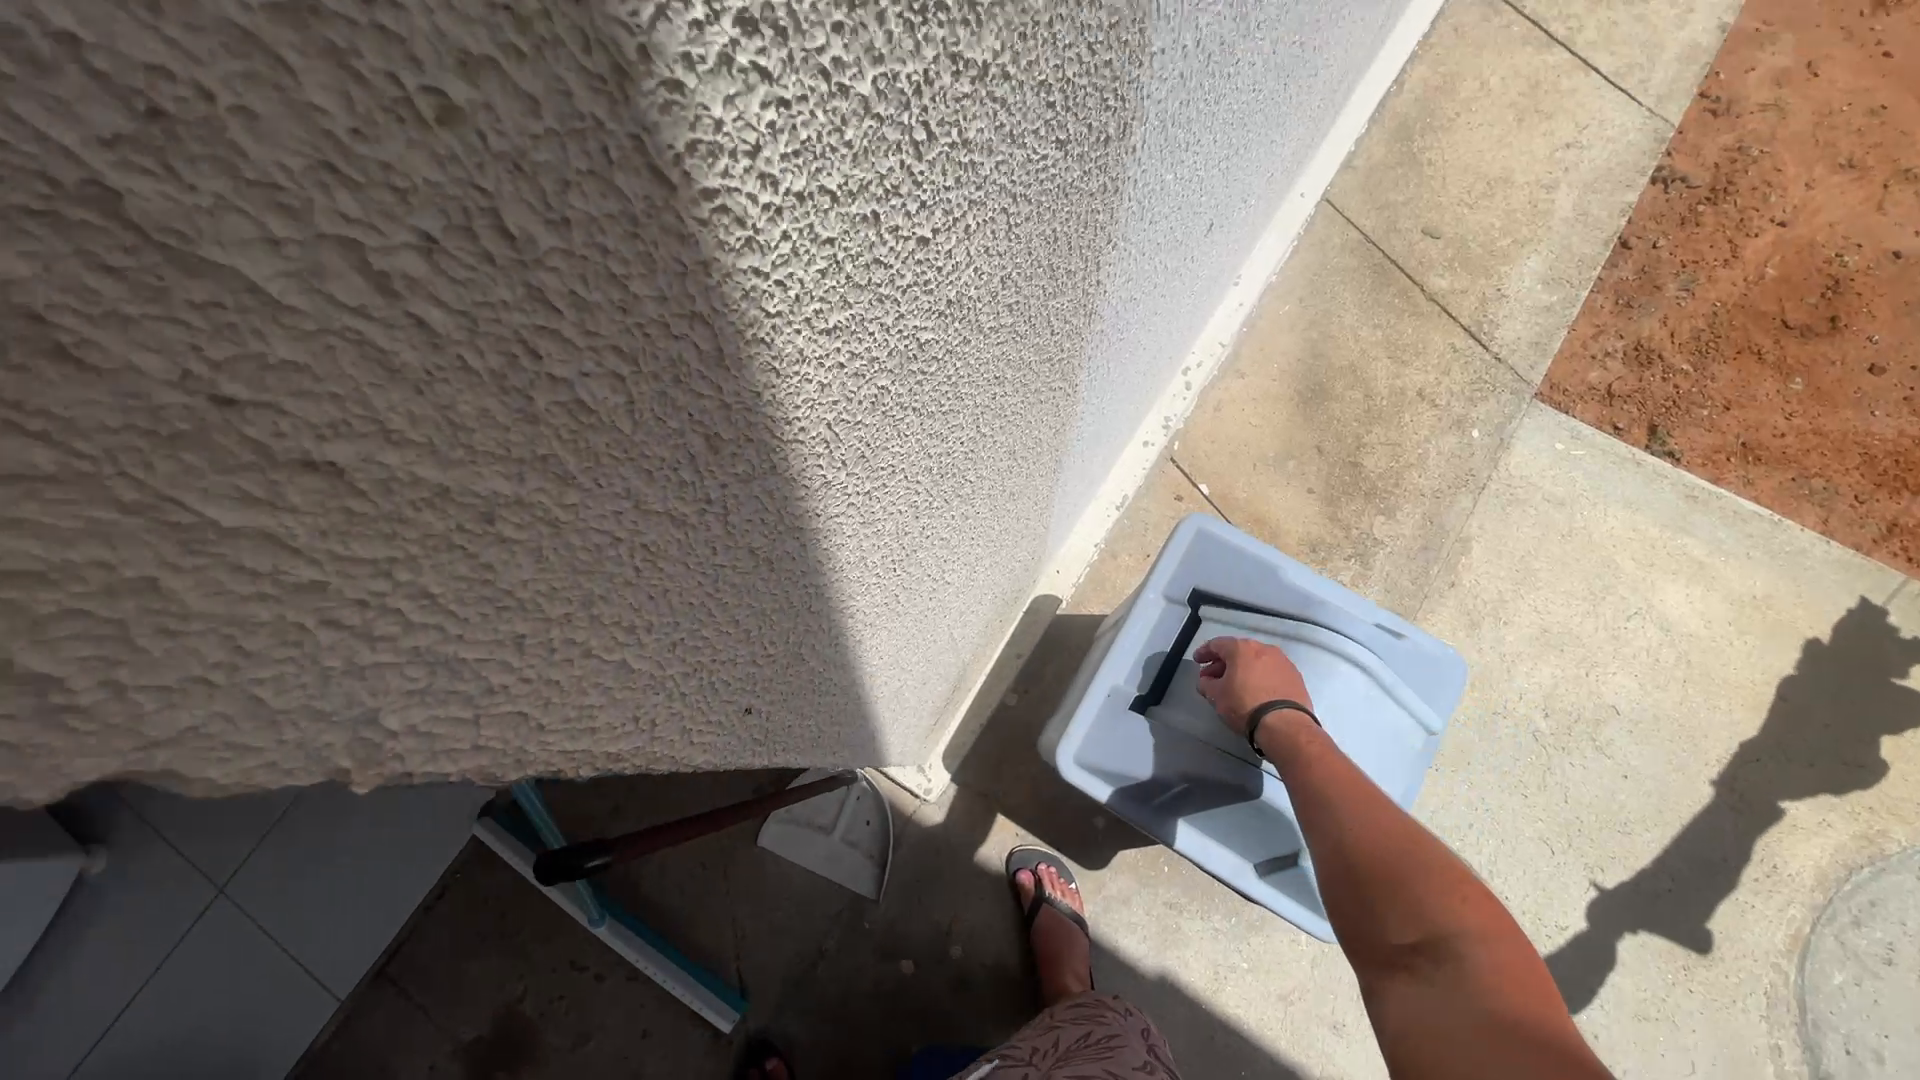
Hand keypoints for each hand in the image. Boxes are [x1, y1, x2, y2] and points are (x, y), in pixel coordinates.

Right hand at [1193, 636, 1313, 737]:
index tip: (1198, 661)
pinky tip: (1255, 691)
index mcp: (1242, 649)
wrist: (1285, 725)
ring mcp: (1283, 662)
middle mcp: (1264, 648)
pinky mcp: (1296, 676)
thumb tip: (1206, 682)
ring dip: (1243, 670)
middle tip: (1213, 677)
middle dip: (1224, 663)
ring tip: (1235, 685)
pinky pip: (1271, 672)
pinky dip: (1260, 677)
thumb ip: (1207, 684)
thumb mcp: (1217, 696)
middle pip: (1239, 651)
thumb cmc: (1245, 705)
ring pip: (1257, 661)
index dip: (1204, 652)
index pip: (1217, 644)